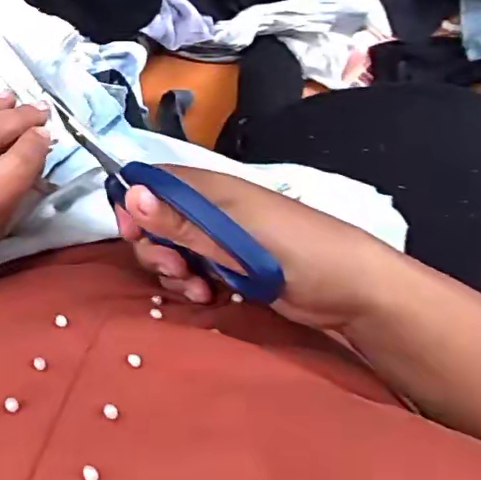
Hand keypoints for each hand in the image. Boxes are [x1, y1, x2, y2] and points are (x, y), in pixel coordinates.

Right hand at [112, 166, 389, 330]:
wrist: (349, 290)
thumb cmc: (293, 249)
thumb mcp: (231, 235)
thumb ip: (179, 218)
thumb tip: (131, 192)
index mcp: (207, 189)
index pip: (151, 183)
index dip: (134, 205)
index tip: (132, 234)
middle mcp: (207, 209)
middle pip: (155, 221)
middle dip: (154, 248)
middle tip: (175, 268)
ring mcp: (218, 239)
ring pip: (171, 250)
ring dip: (173, 272)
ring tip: (198, 288)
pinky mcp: (228, 266)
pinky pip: (191, 272)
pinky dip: (191, 285)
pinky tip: (209, 296)